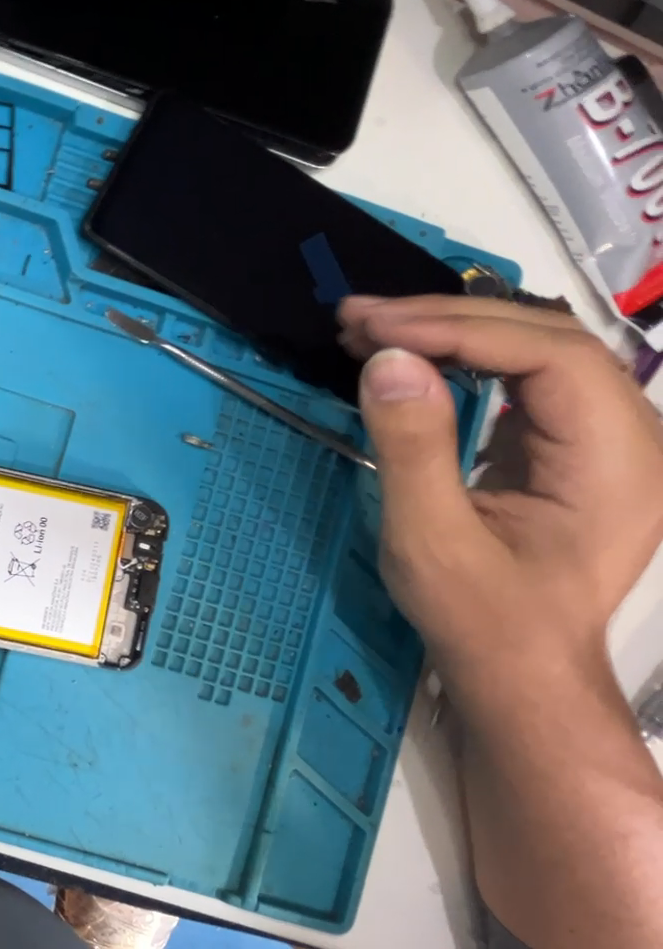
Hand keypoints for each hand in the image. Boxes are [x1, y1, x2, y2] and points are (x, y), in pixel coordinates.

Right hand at [338, 296, 662, 690]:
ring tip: (366, 326)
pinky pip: (522, 376)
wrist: (517, 667)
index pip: (553, 359)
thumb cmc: (478, 613)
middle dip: (448, 318)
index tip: (372, 331)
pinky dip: (459, 355)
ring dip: (450, 328)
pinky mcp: (567, 446)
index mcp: (617, 465)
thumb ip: (414, 447)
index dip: (461, 330)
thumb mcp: (430, 537)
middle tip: (355, 317)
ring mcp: (603, 441)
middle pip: (550, 342)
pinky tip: (407, 353)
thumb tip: (385, 361)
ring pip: (538, 350)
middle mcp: (631, 440)